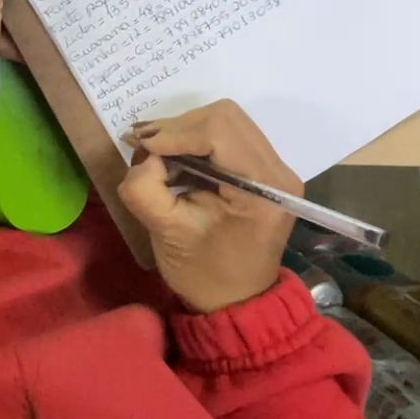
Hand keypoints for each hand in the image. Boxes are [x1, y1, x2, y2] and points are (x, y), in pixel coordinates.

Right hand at [118, 101, 302, 313]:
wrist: (236, 301)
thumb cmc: (203, 274)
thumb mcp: (165, 232)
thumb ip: (146, 189)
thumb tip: (144, 154)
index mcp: (263, 190)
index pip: (219, 132)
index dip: (175, 132)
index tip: (142, 147)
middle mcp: (277, 170)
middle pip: (224, 117)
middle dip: (179, 127)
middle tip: (145, 148)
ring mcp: (274, 167)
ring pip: (225, 119)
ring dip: (185, 130)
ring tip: (157, 152)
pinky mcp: (263, 167)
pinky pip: (228, 134)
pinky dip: (195, 137)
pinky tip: (174, 156)